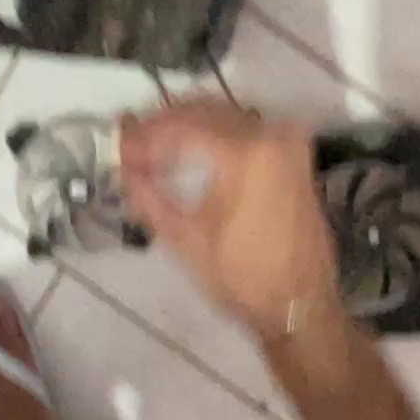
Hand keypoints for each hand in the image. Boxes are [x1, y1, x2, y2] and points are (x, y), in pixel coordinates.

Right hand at [121, 98, 344, 340]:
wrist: (301, 307)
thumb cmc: (243, 279)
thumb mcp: (187, 241)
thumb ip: (150, 198)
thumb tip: (124, 170)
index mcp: (246, 152)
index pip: (182, 126)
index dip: (145, 136)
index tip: (118, 149)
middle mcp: (272, 135)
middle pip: (206, 112)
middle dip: (165, 126)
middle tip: (133, 145)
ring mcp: (290, 144)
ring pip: (228, 118)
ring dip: (191, 127)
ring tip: (157, 149)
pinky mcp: (298, 158)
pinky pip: (250, 132)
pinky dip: (219, 136)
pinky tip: (194, 153)